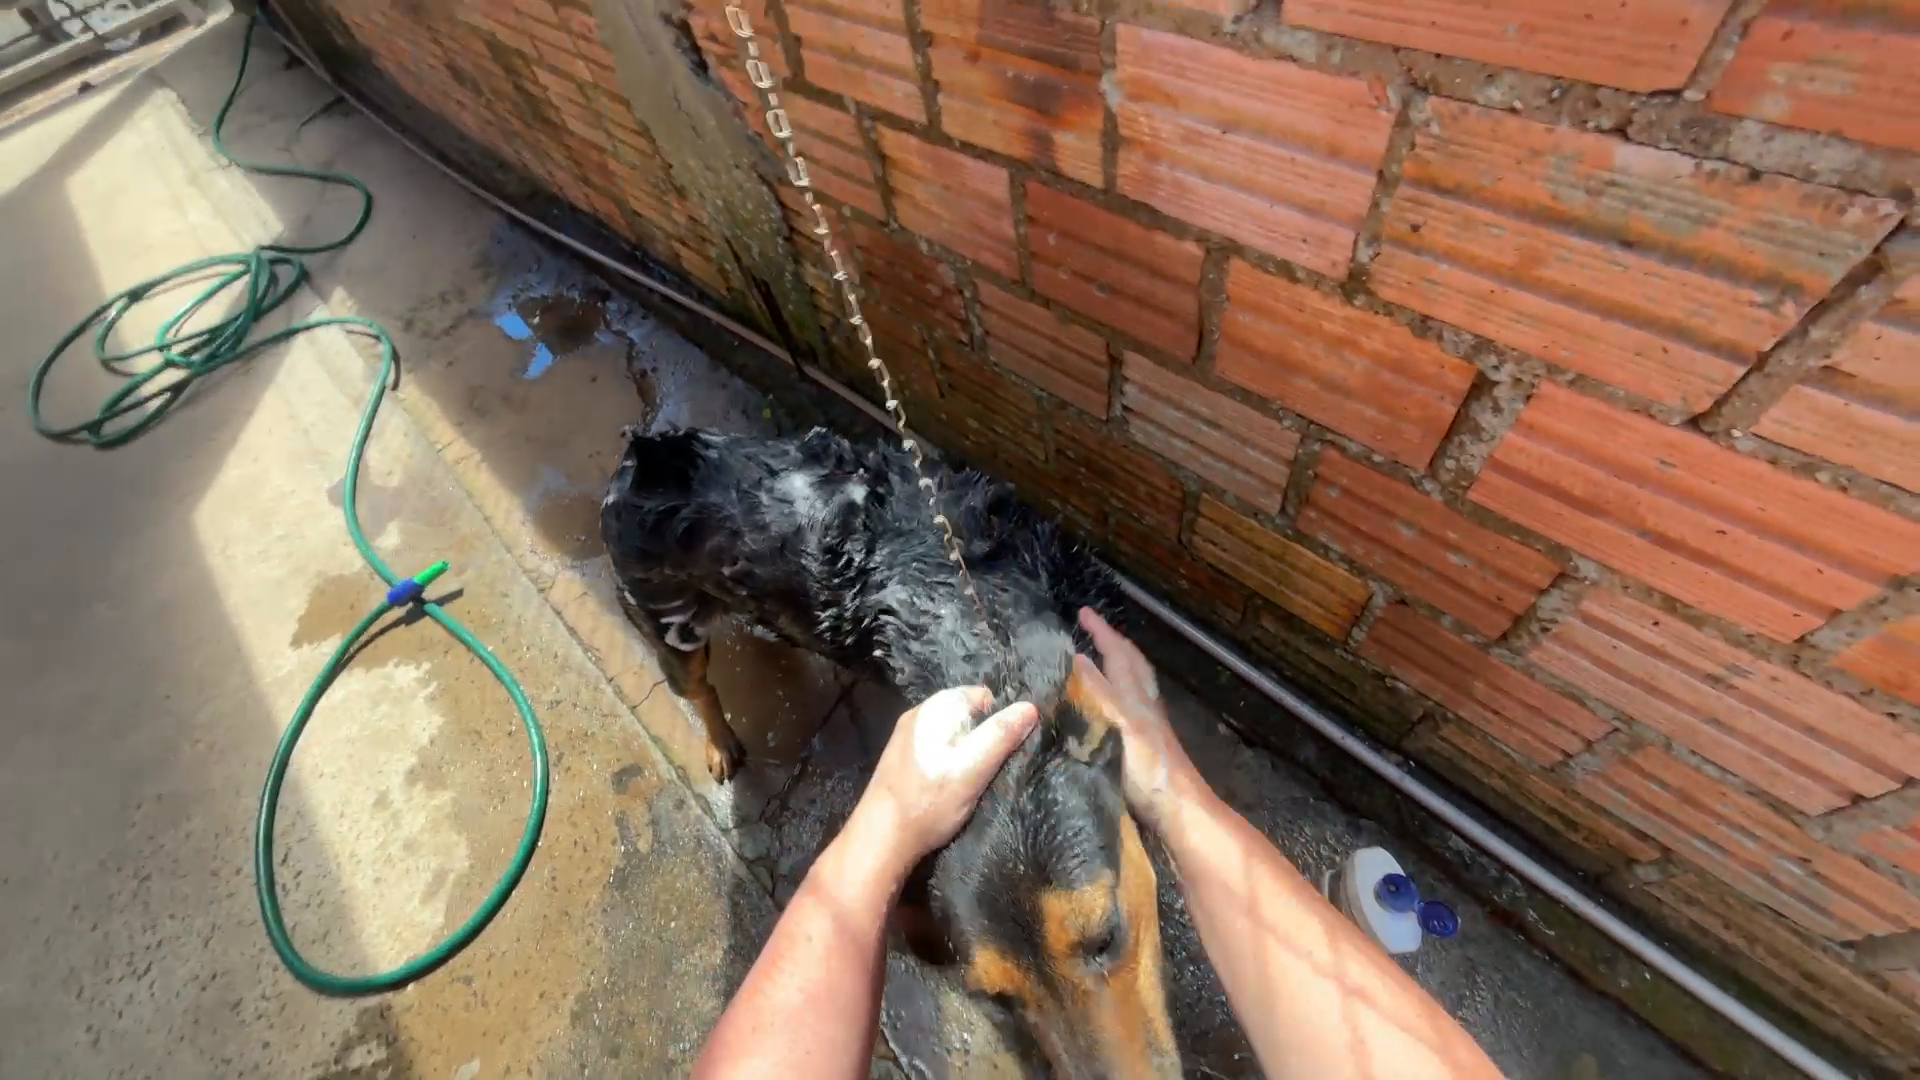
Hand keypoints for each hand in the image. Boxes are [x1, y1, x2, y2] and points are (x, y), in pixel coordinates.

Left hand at [850, 686, 1038, 873]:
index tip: (1004, 752)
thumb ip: (1001, 735)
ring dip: (965, 754)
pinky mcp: (901, 756)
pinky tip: (946, 786)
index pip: (985, 697)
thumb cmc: (930, 799)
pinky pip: (936, 749)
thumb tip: (1030, 706)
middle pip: (968, 716)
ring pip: (952, 735)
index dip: (1000, 722)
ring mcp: (908, 734)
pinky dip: (947, 763)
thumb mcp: (974, 768)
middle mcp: (920, 711)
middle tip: (988, 771)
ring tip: (969, 782)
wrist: (881, 836)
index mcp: (938, 705)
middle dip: (983, 739)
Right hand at [1077, 608, 1199, 830]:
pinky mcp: (1140, 748)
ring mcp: (1145, 727)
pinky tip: (1100, 708)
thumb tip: (1076, 657)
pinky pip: (1123, 707)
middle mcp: (1143, 706)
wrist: (1180, 812)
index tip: (1083, 612)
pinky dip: (1110, 695)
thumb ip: (1099, 692)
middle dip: (1112, 643)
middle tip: (1092, 630)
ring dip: (1113, 667)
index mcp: (1136, 696)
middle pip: (1131, 665)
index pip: (1118, 654)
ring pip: (1129, 685)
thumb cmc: (1151, 768)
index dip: (1102, 632)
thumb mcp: (1122, 723)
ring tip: (1093, 661)